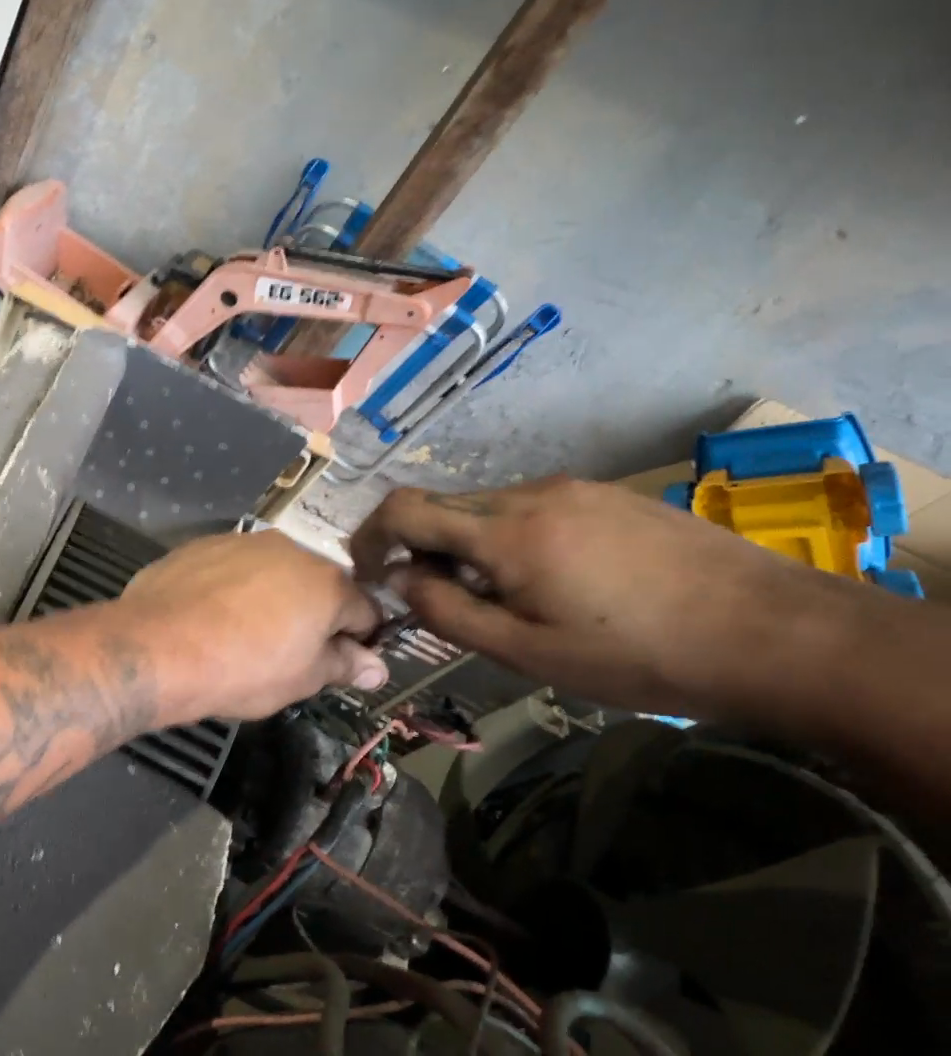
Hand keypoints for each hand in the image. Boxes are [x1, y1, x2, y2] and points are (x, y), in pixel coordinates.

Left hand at [123, 530, 387, 721]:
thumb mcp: (302, 679)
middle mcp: (289, 549)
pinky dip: (229, 588)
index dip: (359, 642)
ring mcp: (240, 542)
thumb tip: (375, 668)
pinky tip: (210, 616)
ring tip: (243, 635)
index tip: (340, 666)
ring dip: (269, 598)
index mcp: (326, 581)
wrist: (157, 647)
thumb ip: (342, 666)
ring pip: (271, 573)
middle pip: (315, 585)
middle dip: (311, 616)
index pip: (365, 611)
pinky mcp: (198, 546)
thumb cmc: (241, 669)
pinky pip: (229, 569)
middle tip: (287, 653)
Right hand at [348, 477, 845, 715]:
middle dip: (423, 550)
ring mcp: (576, 490)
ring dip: (470, 547)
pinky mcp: (611, 497)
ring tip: (508, 600)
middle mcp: (532, 494)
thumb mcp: (526, 652)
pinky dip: (513, 540)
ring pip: (489, 509)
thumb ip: (446, 610)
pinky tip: (557, 583)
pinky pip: (533, 509)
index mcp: (505, 532)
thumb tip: (396, 577)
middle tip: (446, 603)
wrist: (779, 634)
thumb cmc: (639, 655)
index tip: (367, 574)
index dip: (369, 536)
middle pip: (444, 507)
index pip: (403, 508)